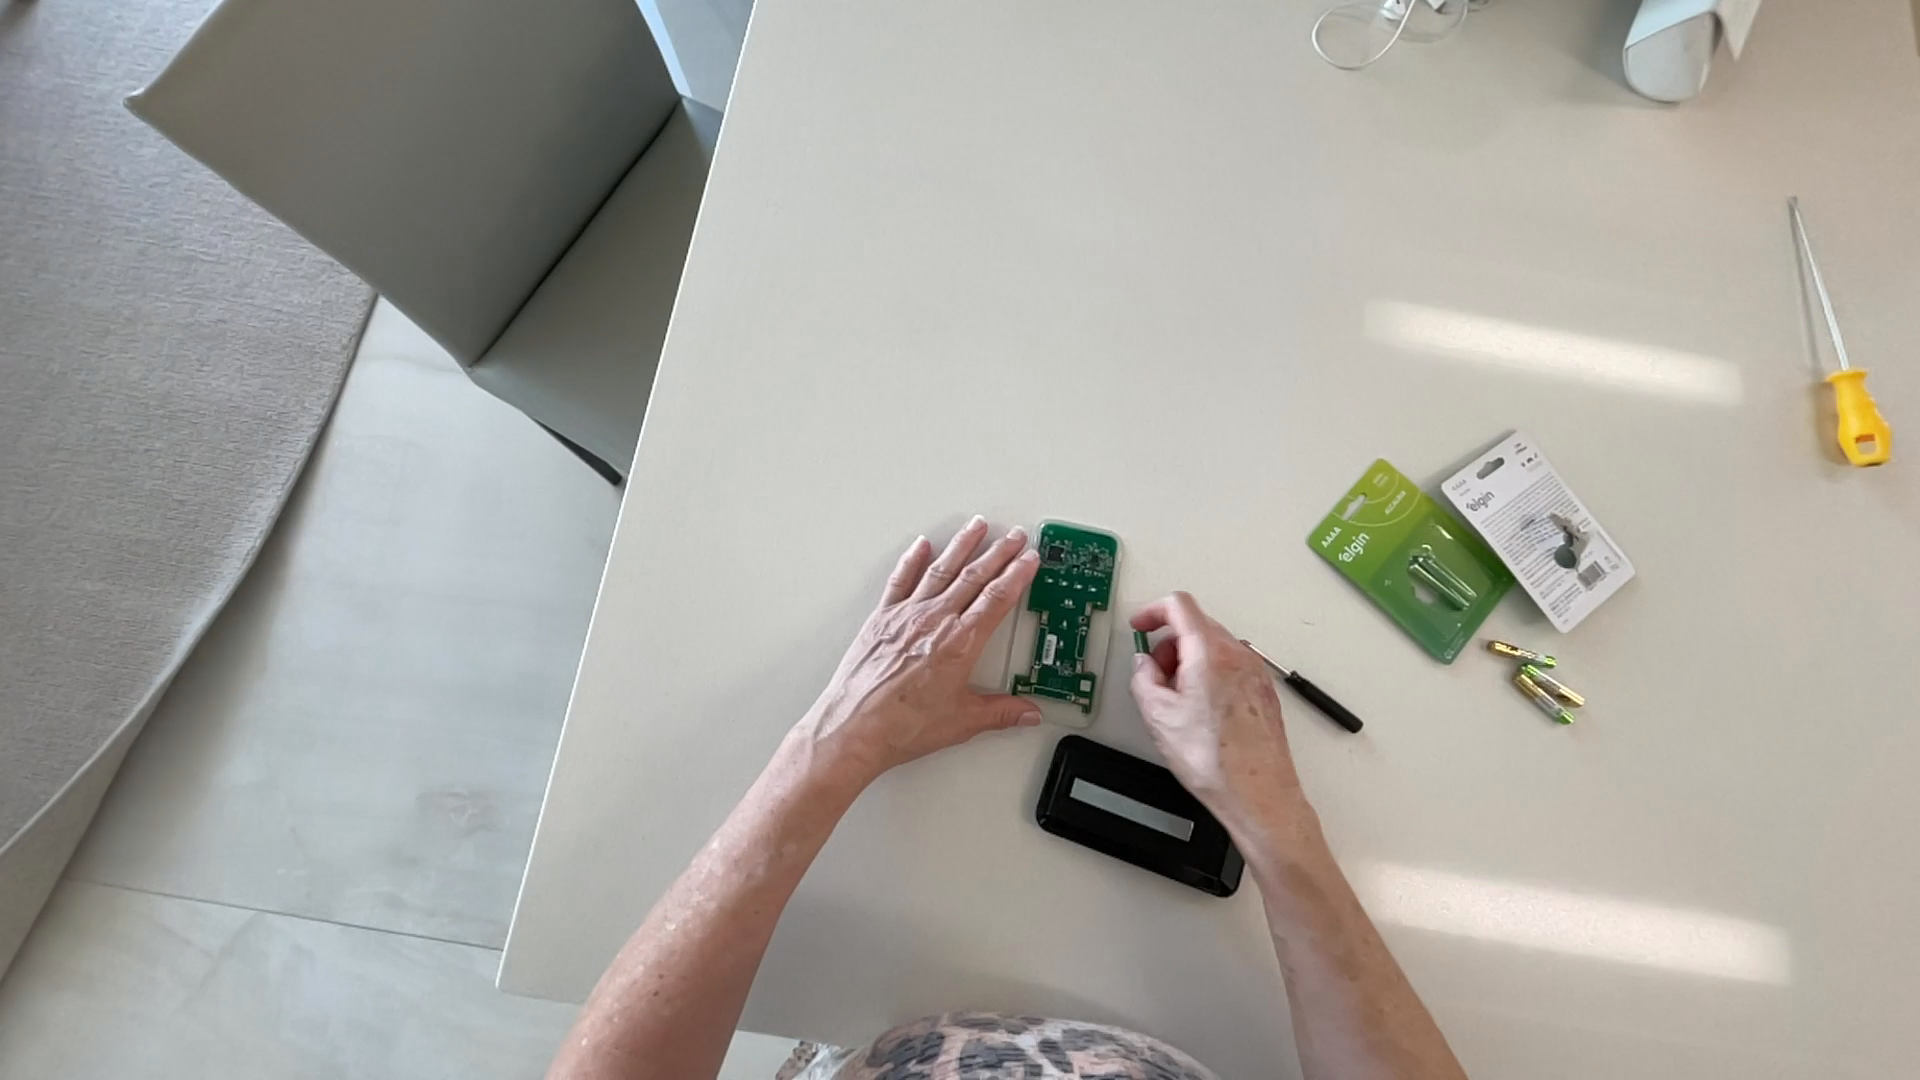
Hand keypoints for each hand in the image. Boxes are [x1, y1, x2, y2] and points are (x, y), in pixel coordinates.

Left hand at [790, 516, 1042, 790]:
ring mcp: (907, 615)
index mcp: (961, 642)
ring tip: (977, 526)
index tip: (1029, 559)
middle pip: (975, 576)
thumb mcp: (961, 721)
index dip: (1017, 574)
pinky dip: (913, 560)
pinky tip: (922, 546)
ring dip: (962, 545)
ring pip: (942, 569)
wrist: (855, 726)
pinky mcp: (883, 618)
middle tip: (1015, 536)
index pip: (998, 598)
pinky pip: (901, 580)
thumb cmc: (902, 724)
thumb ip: (1000, 713)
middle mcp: (935, 620)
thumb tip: (1025, 712)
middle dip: (999, 553)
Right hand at [1129, 593, 1311, 839]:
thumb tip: (1143, 665)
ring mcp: (1255, 672)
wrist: (1258, 795)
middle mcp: (1238, 655)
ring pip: (1213, 646)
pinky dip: (1209, 673)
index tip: (1140, 626)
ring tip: (1177, 697)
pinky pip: (1230, 666)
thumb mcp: (1157, 715)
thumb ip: (1142, 677)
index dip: (1152, 611)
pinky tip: (1199, 708)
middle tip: (1154, 672)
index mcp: (1209, 652)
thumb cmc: (1214, 760)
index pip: (1179, 605)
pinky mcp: (1264, 691)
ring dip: (1189, 659)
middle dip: (1169, 642)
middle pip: (1197, 624)